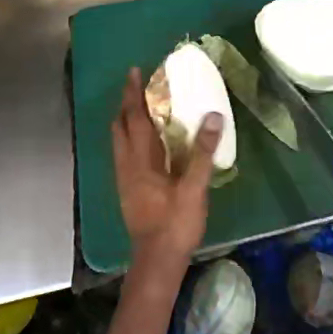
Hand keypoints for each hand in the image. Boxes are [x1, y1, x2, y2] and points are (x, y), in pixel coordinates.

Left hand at [112, 68, 221, 268]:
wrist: (157, 261)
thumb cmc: (175, 223)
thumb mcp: (194, 188)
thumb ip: (203, 152)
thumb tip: (213, 116)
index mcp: (140, 161)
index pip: (134, 118)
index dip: (134, 94)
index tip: (135, 72)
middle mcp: (127, 166)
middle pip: (120, 127)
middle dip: (126, 104)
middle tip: (137, 85)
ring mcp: (124, 180)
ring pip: (119, 141)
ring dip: (126, 120)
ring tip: (140, 107)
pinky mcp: (128, 191)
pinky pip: (124, 154)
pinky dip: (131, 137)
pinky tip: (145, 143)